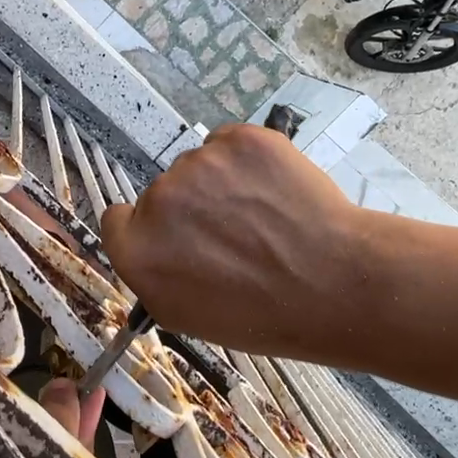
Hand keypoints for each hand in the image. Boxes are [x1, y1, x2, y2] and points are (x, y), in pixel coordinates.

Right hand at [101, 123, 378, 353]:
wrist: (339, 285)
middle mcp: (158, 199)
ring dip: (219, 186)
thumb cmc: (264, 314)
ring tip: (262, 220)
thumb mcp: (186, 318)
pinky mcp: (239, 140)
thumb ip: (151, 275)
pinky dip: (247, 163)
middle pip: (161, 193)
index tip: (178, 241)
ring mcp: (199, 164)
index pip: (118, 219)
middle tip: (232, 239)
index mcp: (137, 248)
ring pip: (198, 168)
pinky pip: (230, 145)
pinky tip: (274, 194)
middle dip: (189, 211)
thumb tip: (152, 248)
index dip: (150, 231)